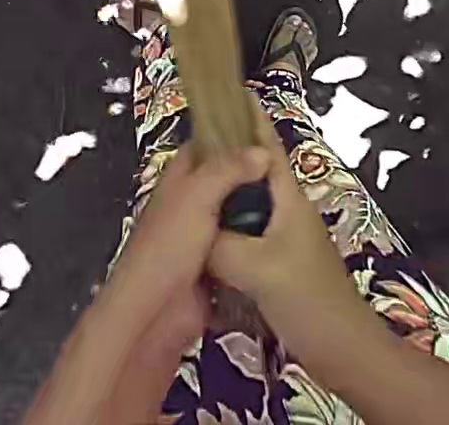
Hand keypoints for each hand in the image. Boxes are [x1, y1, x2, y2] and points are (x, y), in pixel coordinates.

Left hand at [107, 143, 272, 305]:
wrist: (154, 316)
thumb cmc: (168, 245)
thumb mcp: (198, 195)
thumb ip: (229, 169)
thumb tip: (264, 151)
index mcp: (180, 179)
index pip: (204, 145)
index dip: (229, 136)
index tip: (264, 132)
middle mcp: (191, 203)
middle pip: (225, 181)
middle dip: (252, 176)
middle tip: (288, 170)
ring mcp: (203, 237)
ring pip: (236, 215)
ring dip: (258, 212)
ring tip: (294, 200)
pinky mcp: (217, 268)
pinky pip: (241, 249)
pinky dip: (257, 245)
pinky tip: (285, 238)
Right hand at [206, 103, 354, 323]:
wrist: (342, 348)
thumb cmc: (307, 297)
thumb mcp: (258, 268)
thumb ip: (222, 245)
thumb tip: (192, 234)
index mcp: (288, 197)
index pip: (268, 146)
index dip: (251, 118)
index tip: (232, 94)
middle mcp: (287, 208)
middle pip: (254, 171)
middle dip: (228, 153)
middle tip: (191, 145)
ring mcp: (283, 235)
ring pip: (248, 203)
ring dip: (224, 193)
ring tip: (191, 187)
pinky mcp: (278, 260)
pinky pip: (247, 230)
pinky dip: (226, 225)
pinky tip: (204, 236)